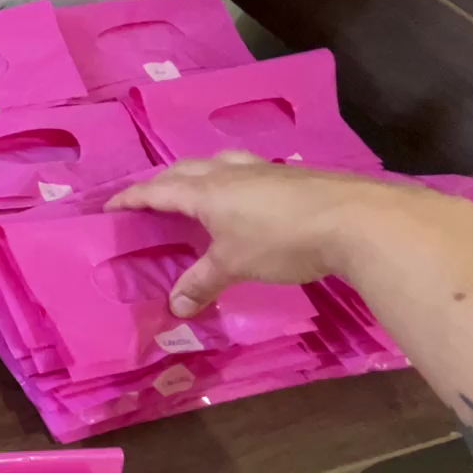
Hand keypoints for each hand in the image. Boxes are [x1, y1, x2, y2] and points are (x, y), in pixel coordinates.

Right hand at [106, 152, 460, 317]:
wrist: (363, 220)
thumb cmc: (283, 240)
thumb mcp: (234, 266)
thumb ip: (201, 284)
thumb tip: (176, 309)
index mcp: (205, 192)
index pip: (155, 191)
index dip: (129, 199)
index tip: (109, 207)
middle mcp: (230, 174)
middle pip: (184, 169)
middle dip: (161, 182)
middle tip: (150, 198)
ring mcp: (266, 170)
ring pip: (219, 162)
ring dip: (199, 172)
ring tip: (196, 188)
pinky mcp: (297, 176)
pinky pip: (250, 170)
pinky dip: (233, 179)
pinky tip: (246, 195)